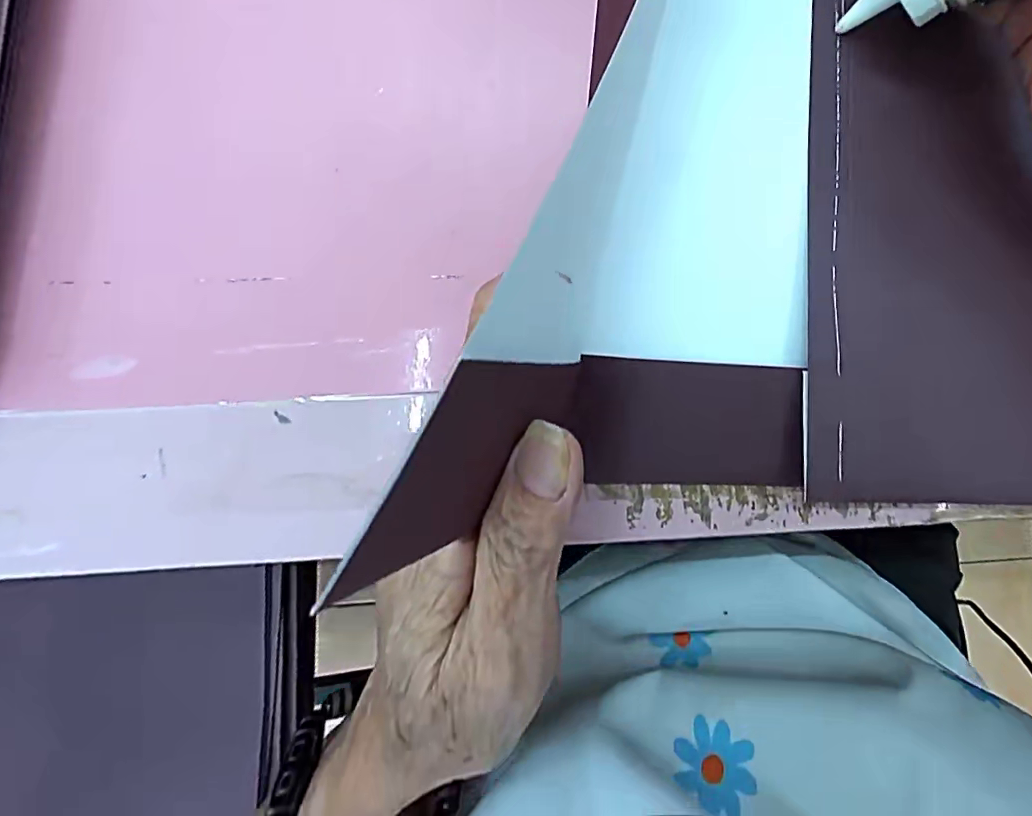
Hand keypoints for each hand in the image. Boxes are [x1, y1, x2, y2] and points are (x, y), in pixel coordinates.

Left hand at [302, 282, 582, 815]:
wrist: (430, 734)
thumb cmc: (457, 698)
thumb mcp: (499, 636)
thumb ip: (521, 540)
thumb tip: (551, 435)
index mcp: (425, 505)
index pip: (461, 399)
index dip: (501, 339)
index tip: (554, 298)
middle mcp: (430, 481)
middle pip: (481, 392)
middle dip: (536, 345)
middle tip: (603, 312)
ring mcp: (453, 486)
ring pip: (499, 413)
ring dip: (548, 376)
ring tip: (606, 347)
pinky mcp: (478, 497)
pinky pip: (514, 441)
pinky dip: (550, 415)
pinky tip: (587, 404)